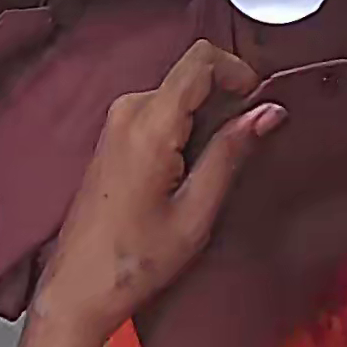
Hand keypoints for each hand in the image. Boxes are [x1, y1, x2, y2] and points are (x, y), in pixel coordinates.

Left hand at [31, 40, 287, 346]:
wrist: (77, 287)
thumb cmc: (135, 260)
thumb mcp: (196, 212)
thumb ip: (231, 151)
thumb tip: (269, 111)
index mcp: (149, 123)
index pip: (200, 60)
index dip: (237, 70)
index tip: (257, 101)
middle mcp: (130, 108)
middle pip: (192, 73)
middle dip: (226, 98)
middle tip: (242, 144)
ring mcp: (118, 116)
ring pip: (180, 90)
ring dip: (207, 114)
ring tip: (212, 165)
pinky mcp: (116, 128)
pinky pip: (163, 105)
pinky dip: (187, 122)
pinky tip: (188, 167)